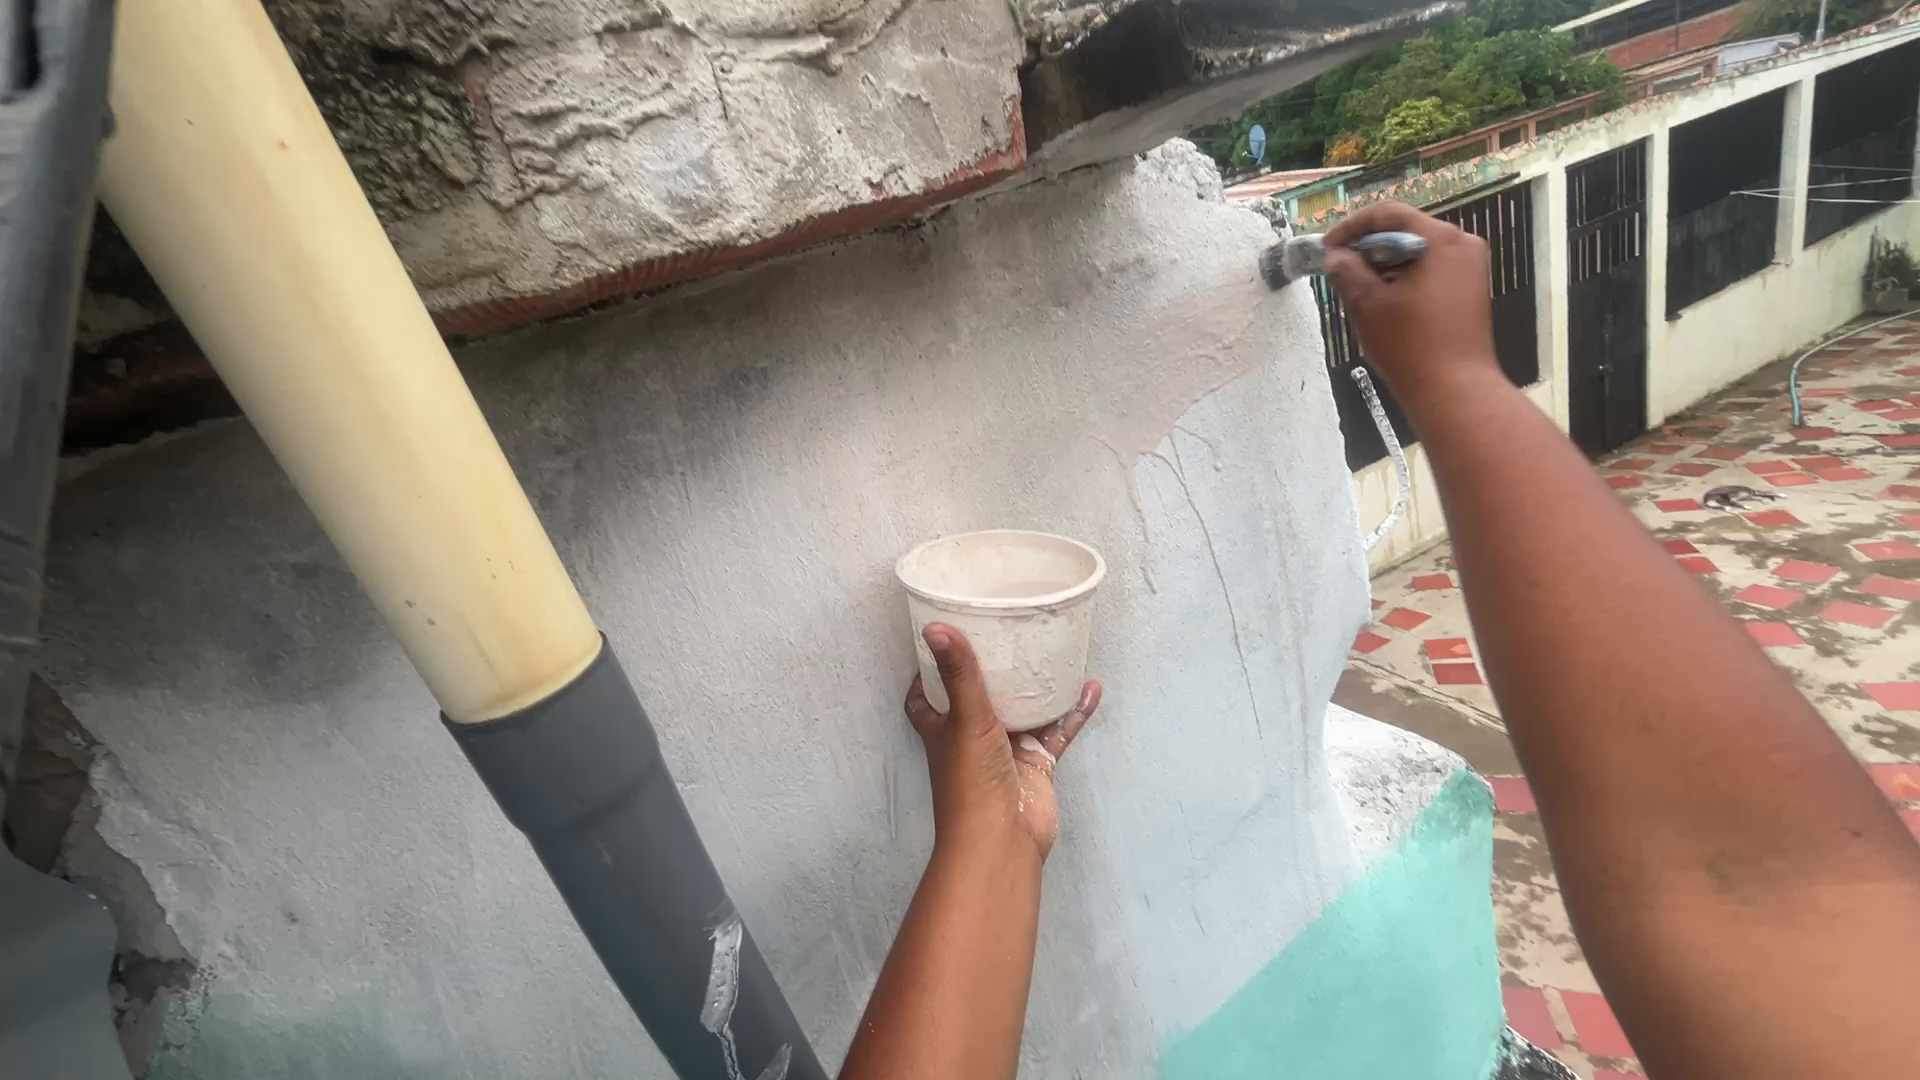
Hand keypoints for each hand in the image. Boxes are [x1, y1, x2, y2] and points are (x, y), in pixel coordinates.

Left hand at [904, 624, 1100, 859]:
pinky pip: (1057, 731)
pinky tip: (1090, 687)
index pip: (926, 697)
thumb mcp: (964, 718)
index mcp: (943, 727)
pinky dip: (1073, 711)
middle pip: (979, 696)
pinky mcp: (1037, 763)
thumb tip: (934, 626)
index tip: (943, 642)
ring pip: (1024, 709)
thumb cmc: (972, 780)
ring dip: (1038, 686)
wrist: (1003, 840)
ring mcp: (1007, 750)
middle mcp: (972, 736)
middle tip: (1007, 633)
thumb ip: (958, 673)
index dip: (929, 673)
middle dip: (992, 670)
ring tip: (1053, 650)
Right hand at [1323, 202, 1502, 408]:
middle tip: (1337, 269)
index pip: (1389, 215)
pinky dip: (1401, 278)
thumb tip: (1335, 257)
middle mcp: (1462, 245)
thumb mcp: (1367, 305)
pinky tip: (1380, 301)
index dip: (1351, 228)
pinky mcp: (1468, 289)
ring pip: (1415, 252)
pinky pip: (1428, 270)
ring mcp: (1469, 268)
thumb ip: (1347, 272)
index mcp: (1440, 240)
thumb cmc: (1410, 344)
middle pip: (1405, 231)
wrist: (1453, 387)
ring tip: (1354, 288)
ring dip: (1382, 265)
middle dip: (1367, 248)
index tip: (1326, 248)